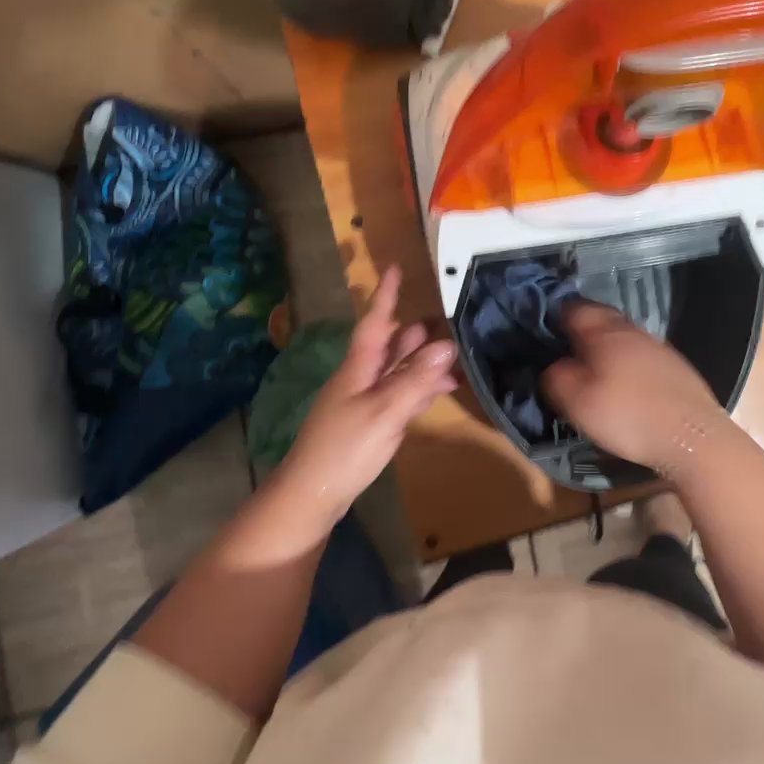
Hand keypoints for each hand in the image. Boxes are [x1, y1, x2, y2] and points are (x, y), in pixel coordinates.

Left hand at [271, 266, 457, 528]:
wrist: (313, 494)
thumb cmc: (344, 449)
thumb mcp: (384, 412)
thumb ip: (415, 381)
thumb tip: (446, 346)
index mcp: (357, 369)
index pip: (375, 323)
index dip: (386, 297)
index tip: (396, 269)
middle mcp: (359, 379)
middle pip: (388, 347)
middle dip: (412, 332)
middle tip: (442, 316)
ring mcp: (363, 403)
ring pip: (395, 372)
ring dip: (420, 361)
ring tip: (451, 353)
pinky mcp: (369, 424)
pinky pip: (398, 395)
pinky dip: (419, 389)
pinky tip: (439, 392)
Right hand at [541, 302, 739, 477]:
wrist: (692, 437)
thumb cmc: (628, 416)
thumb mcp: (577, 402)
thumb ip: (556, 377)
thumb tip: (554, 365)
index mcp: (604, 332)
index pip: (573, 308)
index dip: (554, 317)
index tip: (545, 334)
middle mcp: (632, 330)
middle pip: (601, 319)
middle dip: (581, 330)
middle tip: (566, 352)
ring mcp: (658, 347)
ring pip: (623, 336)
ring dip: (606, 347)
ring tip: (594, 369)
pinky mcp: (676, 367)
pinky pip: (642, 354)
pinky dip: (628, 362)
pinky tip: (627, 384)